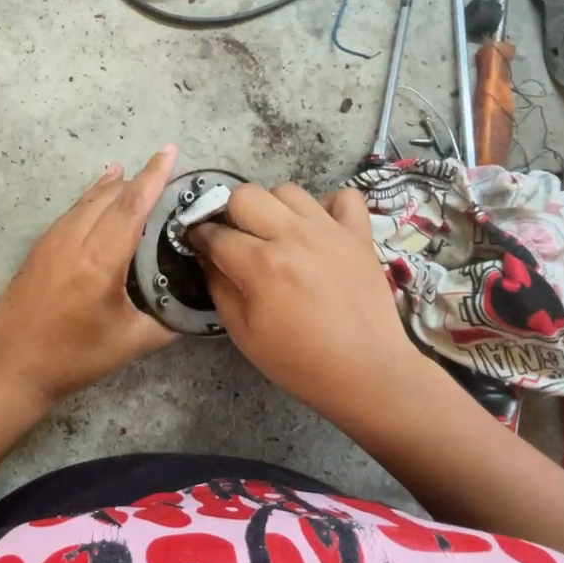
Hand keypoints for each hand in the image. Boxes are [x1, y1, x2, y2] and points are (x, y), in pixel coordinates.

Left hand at [0, 146, 180, 402]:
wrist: (13, 366)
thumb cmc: (73, 358)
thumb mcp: (129, 342)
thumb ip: (166, 322)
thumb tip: (192, 310)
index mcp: (99, 262)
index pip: (132, 207)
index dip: (154, 177)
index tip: (170, 152)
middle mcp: (73, 242)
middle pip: (110, 198)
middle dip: (138, 180)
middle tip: (164, 171)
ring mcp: (51, 243)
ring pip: (86, 202)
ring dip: (112, 187)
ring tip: (133, 175)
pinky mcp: (38, 250)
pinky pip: (70, 213)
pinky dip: (89, 199)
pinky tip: (97, 195)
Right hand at [190, 185, 428, 419]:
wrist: (367, 372)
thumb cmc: (299, 361)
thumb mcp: (244, 334)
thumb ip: (220, 289)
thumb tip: (209, 259)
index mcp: (261, 265)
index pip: (216, 234)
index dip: (199, 236)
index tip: (197, 242)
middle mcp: (293, 236)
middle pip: (246, 195)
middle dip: (230, 213)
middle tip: (235, 237)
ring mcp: (330, 231)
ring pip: (287, 190)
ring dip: (273, 208)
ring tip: (276, 234)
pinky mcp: (359, 234)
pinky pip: (342, 197)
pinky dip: (326, 206)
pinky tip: (318, 229)